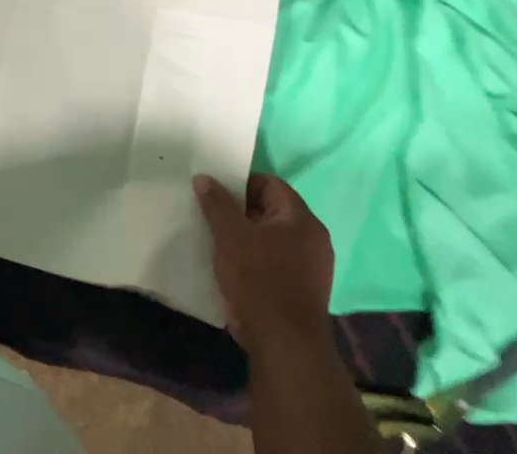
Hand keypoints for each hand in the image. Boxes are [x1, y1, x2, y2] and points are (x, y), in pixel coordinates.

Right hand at [194, 173, 334, 351]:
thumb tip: (205, 178)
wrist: (283, 338)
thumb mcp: (230, 235)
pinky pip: (271, 256)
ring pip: (269, 234)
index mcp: (302, 221)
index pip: (271, 185)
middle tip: (205, 208)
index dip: (240, 181)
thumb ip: (217, 203)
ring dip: (241, 231)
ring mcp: (308, 263)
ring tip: (211, 232)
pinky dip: (249, 252)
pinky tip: (226, 257)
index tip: (212, 188)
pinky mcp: (298, 283)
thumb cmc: (259, 278)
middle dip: (237, 206)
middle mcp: (311, 239)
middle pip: (270, 208)